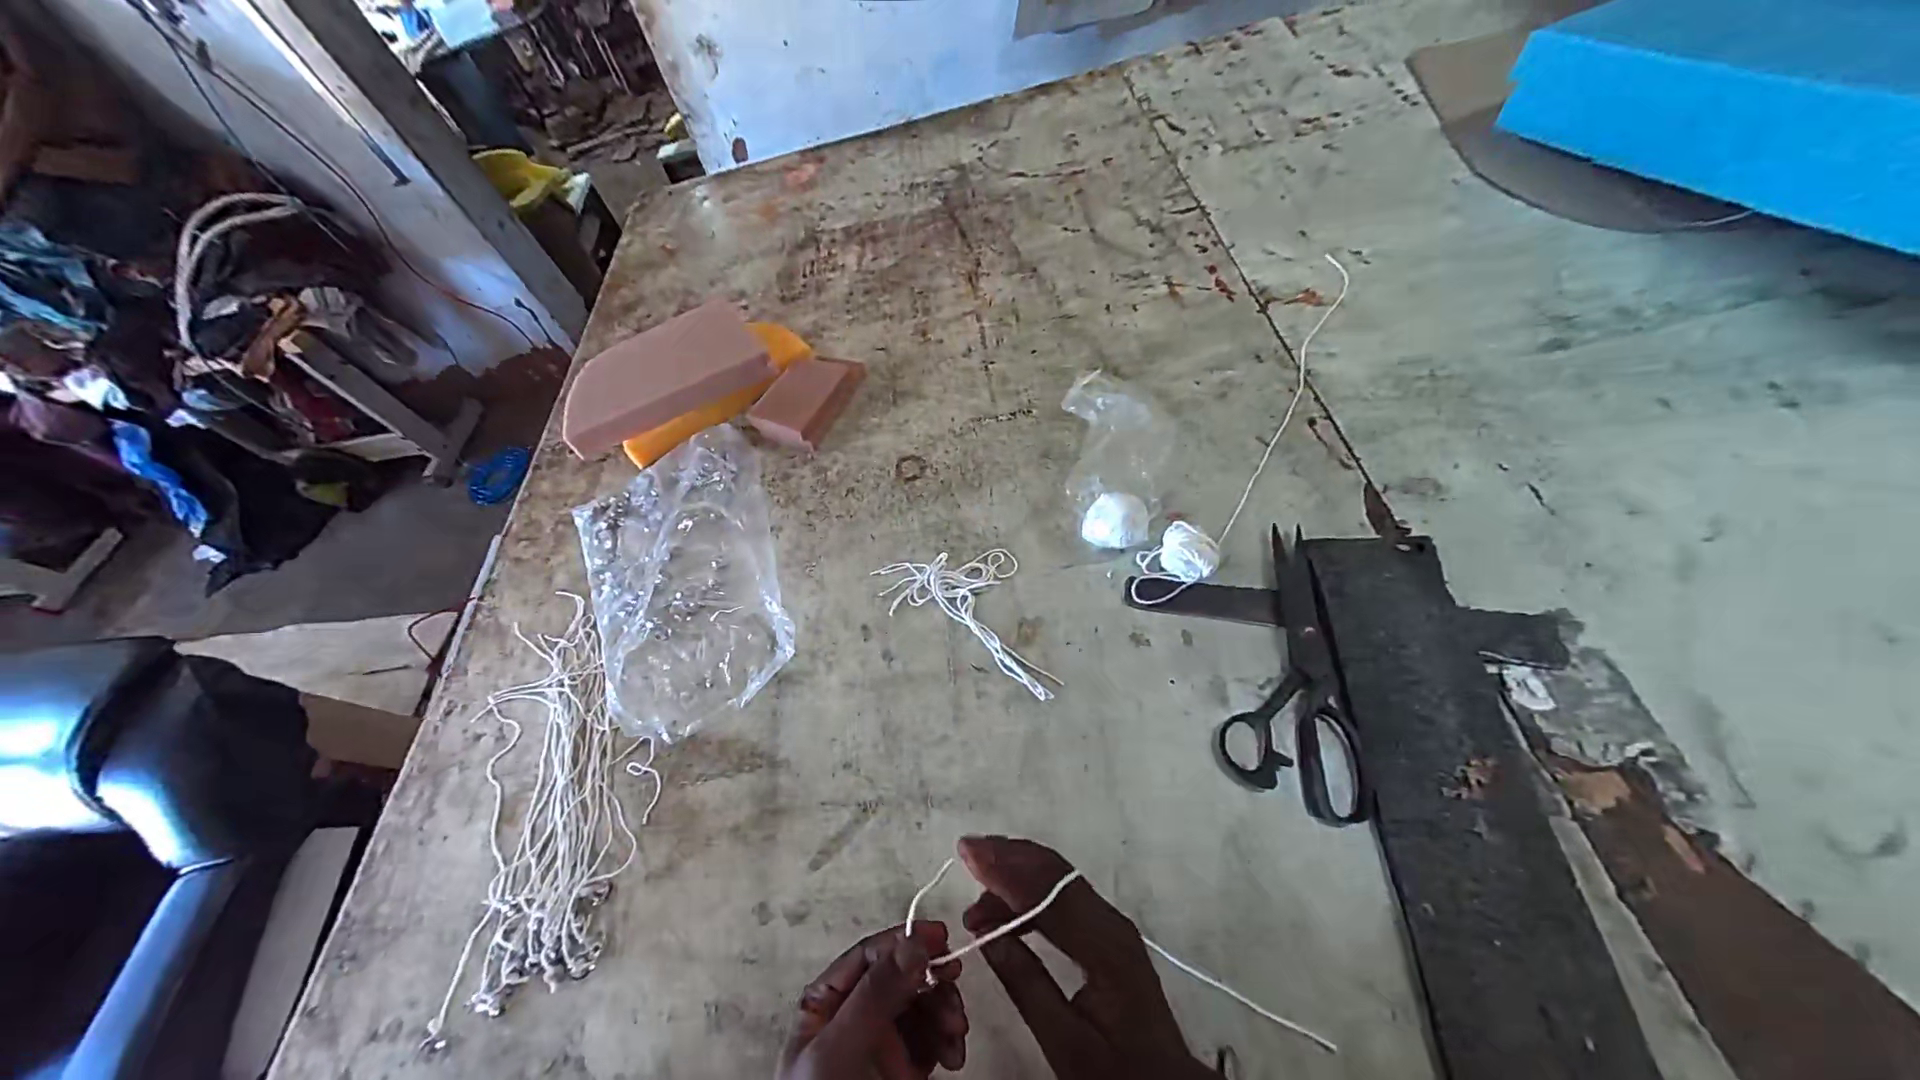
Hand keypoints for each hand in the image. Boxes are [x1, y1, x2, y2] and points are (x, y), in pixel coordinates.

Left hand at [778, 922, 968, 1078]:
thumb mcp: (840, 1049)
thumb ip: (875, 995)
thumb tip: (915, 941)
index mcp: (828, 1001)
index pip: (870, 955)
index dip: (904, 940)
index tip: (942, 937)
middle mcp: (856, 1015)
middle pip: (903, 976)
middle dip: (932, 978)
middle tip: (955, 980)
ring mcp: (882, 1044)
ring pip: (923, 1005)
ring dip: (945, 1009)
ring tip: (956, 1031)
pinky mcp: (905, 1071)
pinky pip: (933, 1039)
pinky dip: (949, 1040)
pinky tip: (954, 1055)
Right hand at [957, 836, 1213, 1078]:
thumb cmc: (1116, 1071)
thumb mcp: (1065, 1044)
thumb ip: (1026, 985)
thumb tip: (985, 935)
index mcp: (1106, 947)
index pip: (1050, 892)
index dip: (1007, 869)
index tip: (969, 853)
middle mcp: (1111, 923)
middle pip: (1056, 874)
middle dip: (1009, 858)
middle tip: (967, 852)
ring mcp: (1111, 924)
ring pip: (1058, 881)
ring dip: (1016, 876)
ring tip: (977, 898)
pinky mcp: (1106, 932)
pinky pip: (1063, 897)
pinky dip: (1030, 892)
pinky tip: (1004, 908)